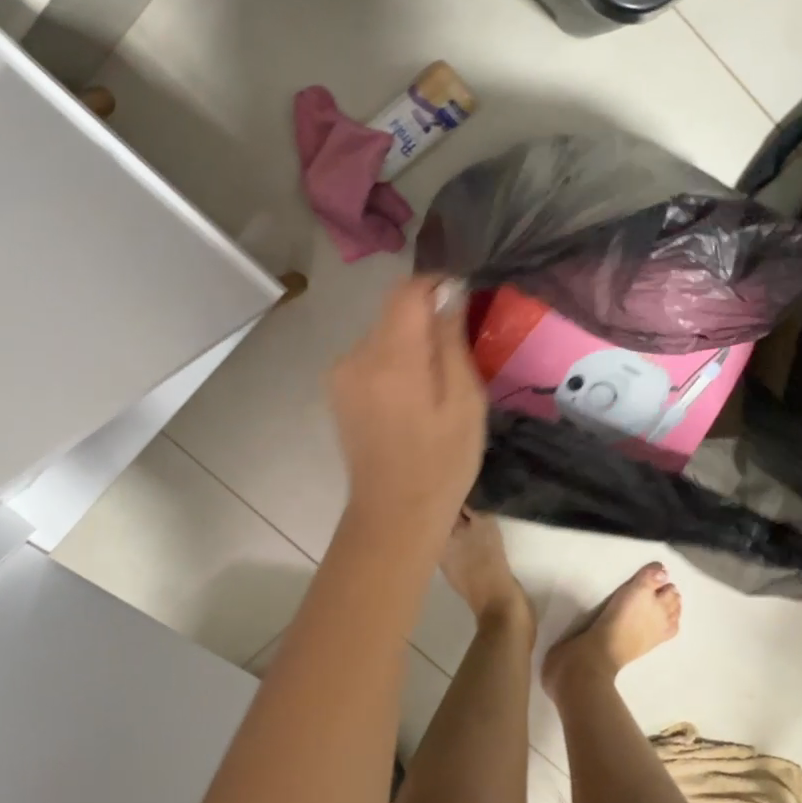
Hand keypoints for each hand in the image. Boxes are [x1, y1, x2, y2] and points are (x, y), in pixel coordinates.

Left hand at [330, 277, 486, 536]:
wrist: (393, 515)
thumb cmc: (442, 463)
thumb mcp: (465, 402)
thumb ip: (452, 342)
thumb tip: (448, 295)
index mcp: (391, 359)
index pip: (408, 292)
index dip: (437, 286)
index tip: (464, 301)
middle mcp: (357, 357)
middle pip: (394, 313)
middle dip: (427, 321)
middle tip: (459, 356)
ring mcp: (341, 374)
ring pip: (383, 335)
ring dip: (411, 344)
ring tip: (437, 385)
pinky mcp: (337, 390)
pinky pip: (371, 357)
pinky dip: (395, 363)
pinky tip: (412, 398)